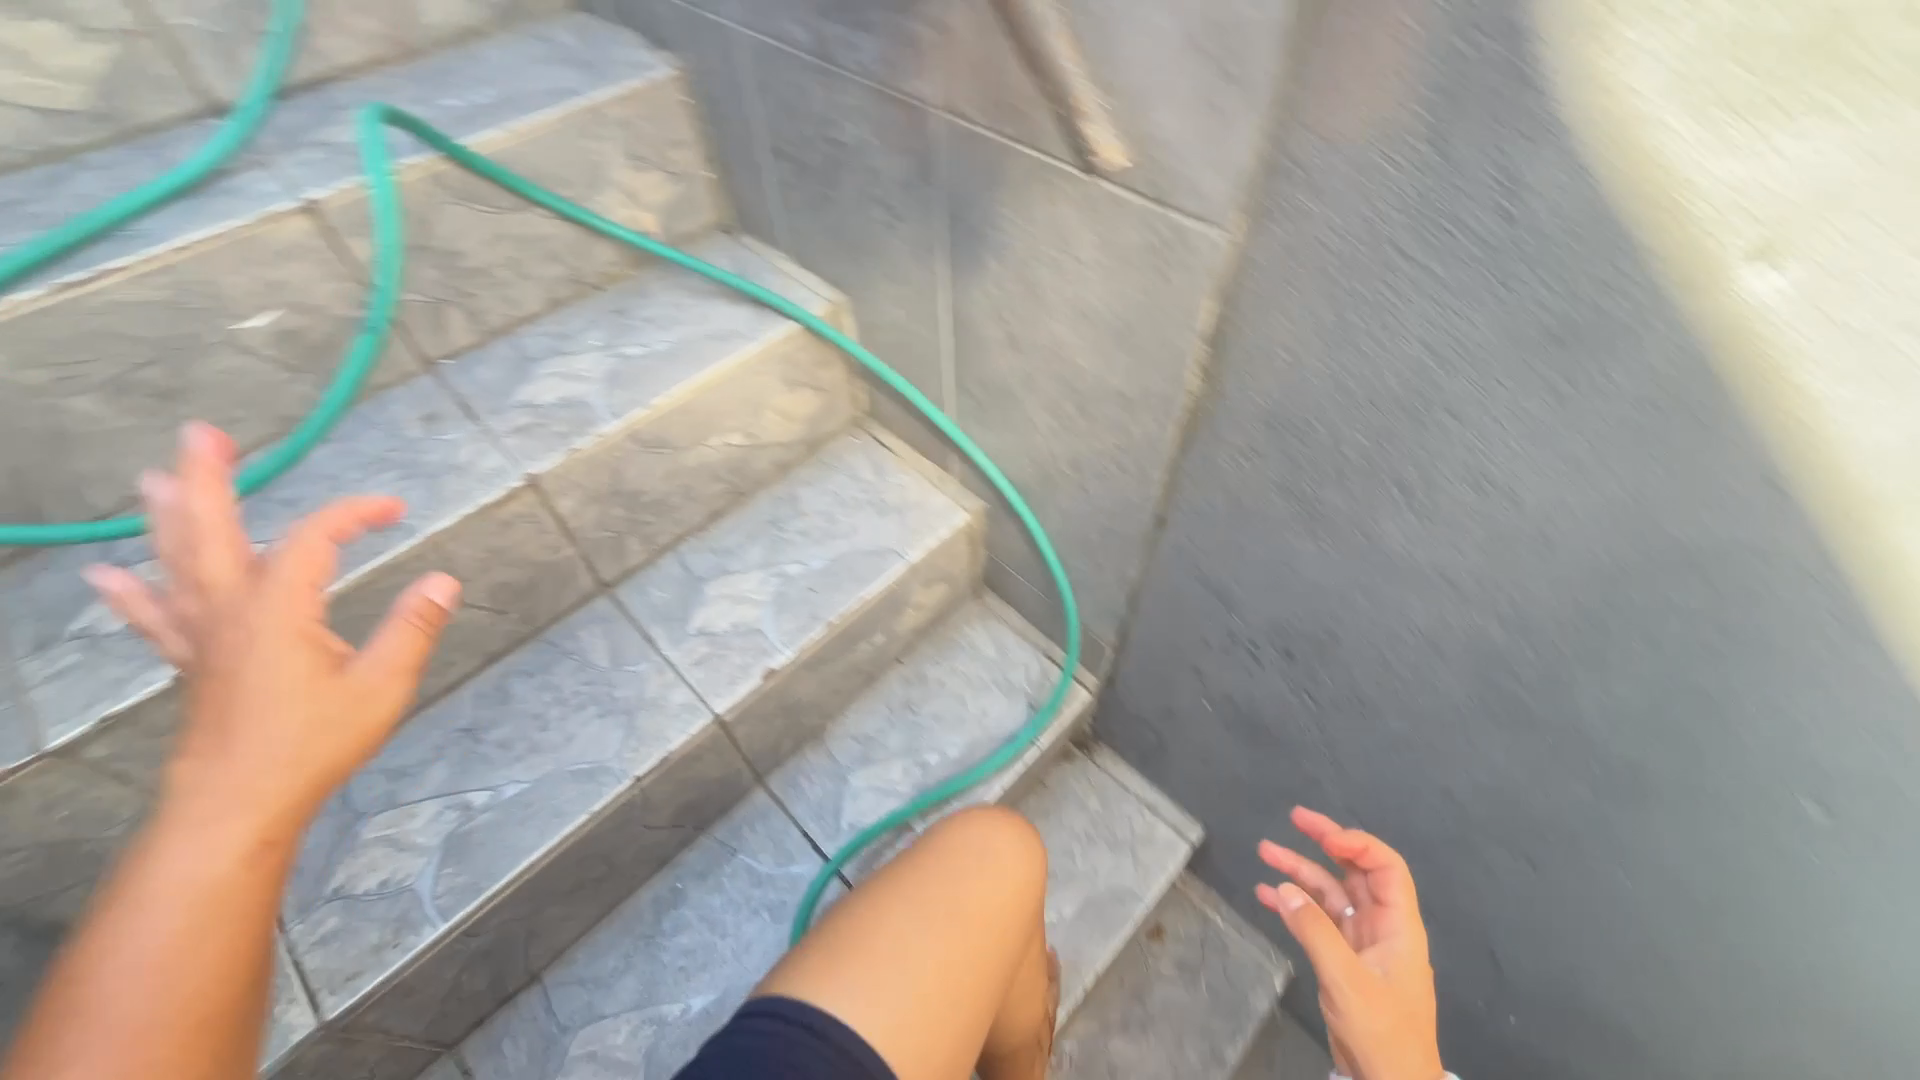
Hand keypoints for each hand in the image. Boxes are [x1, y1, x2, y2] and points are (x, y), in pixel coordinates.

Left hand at [83, 422, 460, 841]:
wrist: (238, 802)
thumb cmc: (314, 742)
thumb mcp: (382, 685)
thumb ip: (412, 628)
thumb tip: (443, 580)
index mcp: (279, 609)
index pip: (314, 539)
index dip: (354, 514)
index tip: (396, 510)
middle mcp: (230, 611)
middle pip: (215, 533)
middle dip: (211, 480)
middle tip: (201, 434)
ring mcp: (202, 636)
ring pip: (177, 565)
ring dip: (168, 519)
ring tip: (155, 479)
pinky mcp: (191, 663)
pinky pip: (156, 618)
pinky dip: (131, 593)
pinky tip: (106, 575)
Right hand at [1257, 807, 1443, 1079]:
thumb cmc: (1381, 1031)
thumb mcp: (1347, 980)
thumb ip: (1314, 931)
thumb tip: (1283, 888)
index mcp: (1398, 927)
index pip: (1385, 867)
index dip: (1356, 844)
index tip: (1321, 837)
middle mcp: (1380, 926)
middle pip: (1354, 872)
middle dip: (1325, 843)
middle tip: (1294, 819)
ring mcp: (1360, 943)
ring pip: (1330, 894)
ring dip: (1300, 872)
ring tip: (1265, 850)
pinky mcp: (1342, 960)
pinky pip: (1316, 921)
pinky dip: (1293, 905)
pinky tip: (1266, 894)